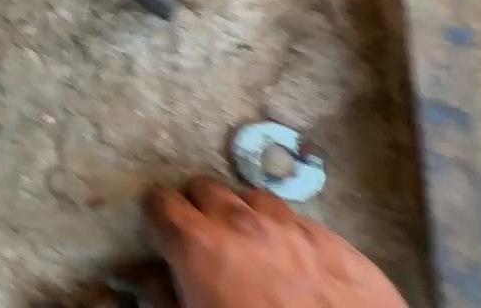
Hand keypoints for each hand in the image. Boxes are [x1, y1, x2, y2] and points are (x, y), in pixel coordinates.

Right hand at [134, 175, 408, 307]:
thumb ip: (161, 294)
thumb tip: (144, 275)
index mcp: (197, 242)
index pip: (158, 201)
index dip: (158, 217)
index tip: (163, 235)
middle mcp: (239, 221)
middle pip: (203, 187)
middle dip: (198, 208)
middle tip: (206, 239)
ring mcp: (291, 227)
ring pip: (252, 198)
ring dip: (244, 215)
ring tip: (252, 246)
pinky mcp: (336, 243)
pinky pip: (299, 222)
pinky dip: (287, 234)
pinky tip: (295, 262)